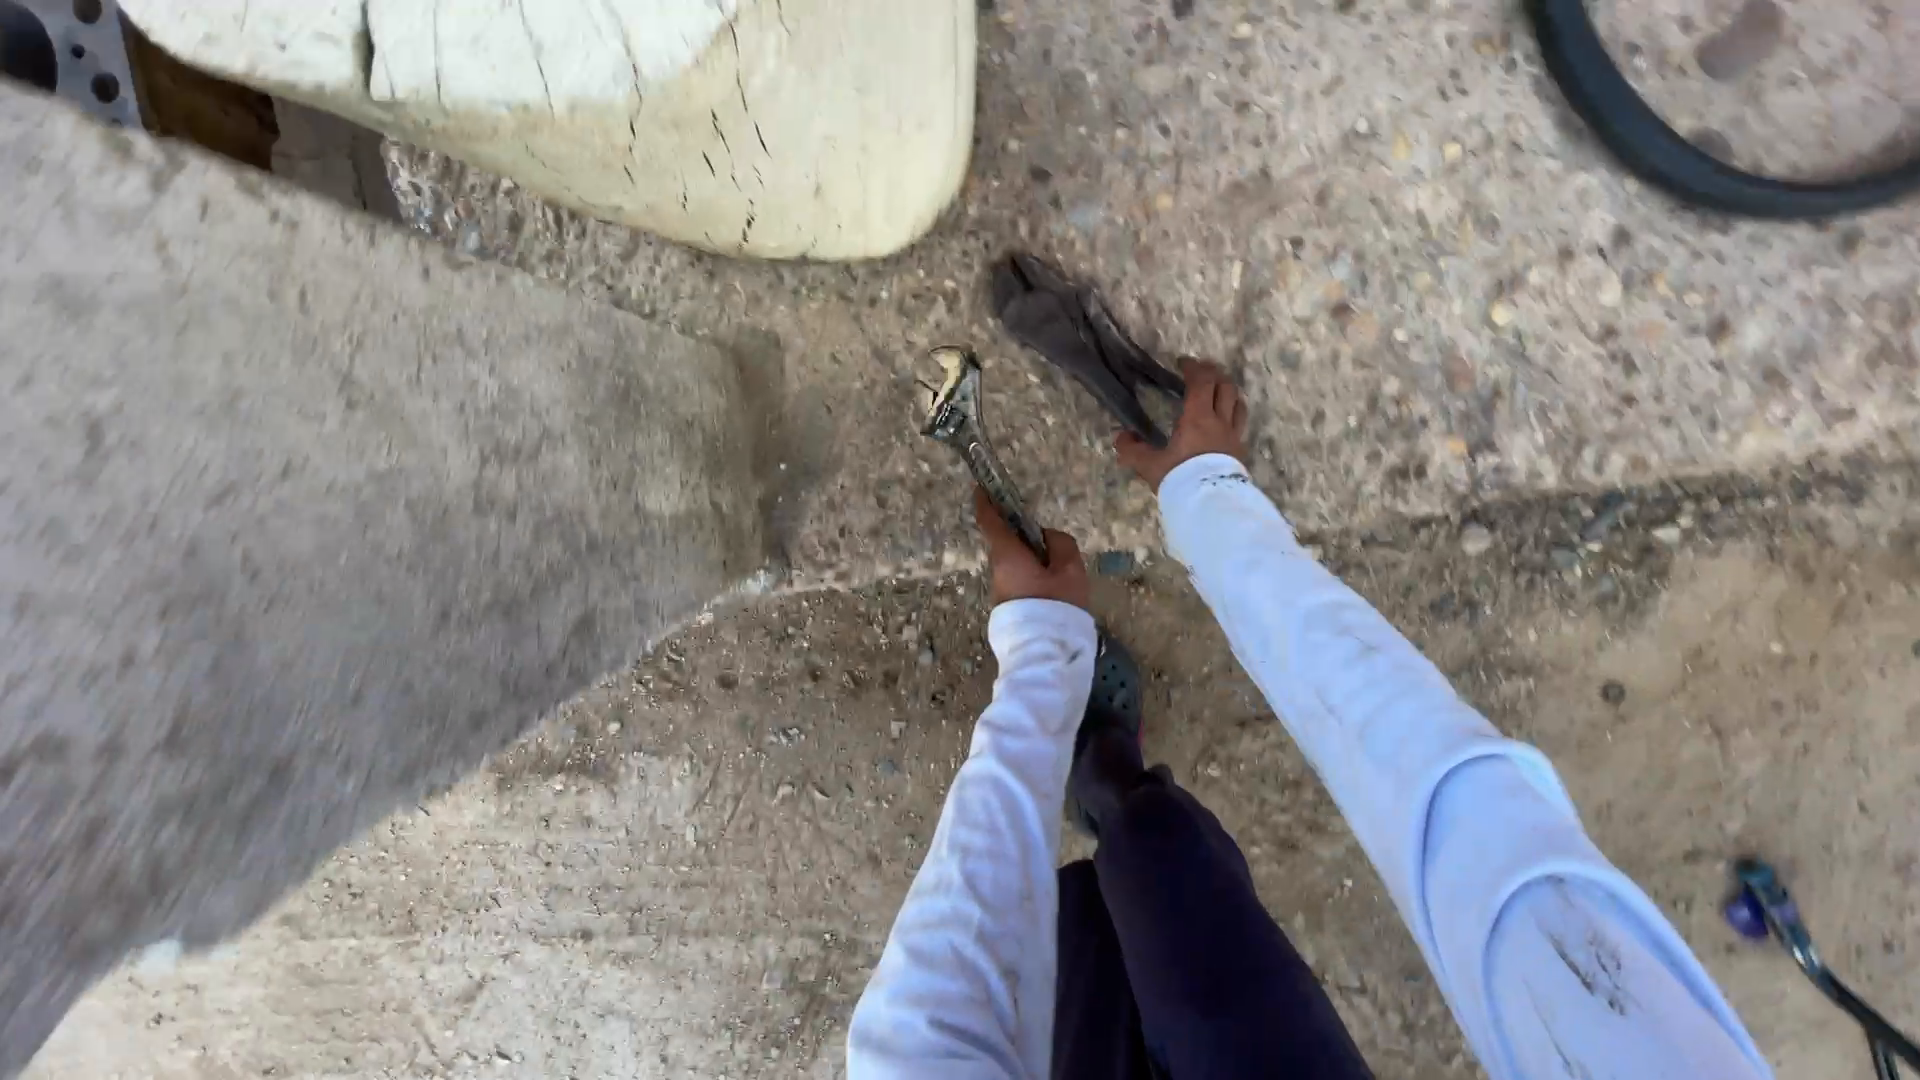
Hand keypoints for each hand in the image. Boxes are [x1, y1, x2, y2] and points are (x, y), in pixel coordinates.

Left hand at [974, 487, 1088, 609]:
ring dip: (1030, 558)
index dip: (985, 501)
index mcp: (1007, 555)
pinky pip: (1018, 579)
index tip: (982, 487)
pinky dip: (1031, 574)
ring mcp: (999, 589)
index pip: (990, 521)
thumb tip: (1048, 539)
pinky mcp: (1006, 604)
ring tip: (1059, 568)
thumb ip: (1060, 543)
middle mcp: (997, 569)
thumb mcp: (1070, 568)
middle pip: (1006, 542)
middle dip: (1023, 535)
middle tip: (1049, 539)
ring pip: (1014, 563)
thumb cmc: (1056, 604)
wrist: (1045, 650)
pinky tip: (1052, 587)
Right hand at [1114, 358, 1248, 491]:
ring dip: (1228, 391)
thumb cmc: (1180, 479)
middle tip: (1201, 372)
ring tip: (1217, 390)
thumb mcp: (1150, 465)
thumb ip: (1132, 450)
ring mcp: (1233, 436)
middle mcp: (1220, 421)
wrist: (1210, 504)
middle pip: (1225, 386)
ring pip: (1237, 402)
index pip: (1201, 382)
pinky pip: (1240, 423)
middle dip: (1213, 374)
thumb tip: (1120, 437)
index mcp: (1198, 418)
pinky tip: (1225, 420)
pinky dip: (1233, 413)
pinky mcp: (1240, 451)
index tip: (1183, 363)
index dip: (1193, 368)